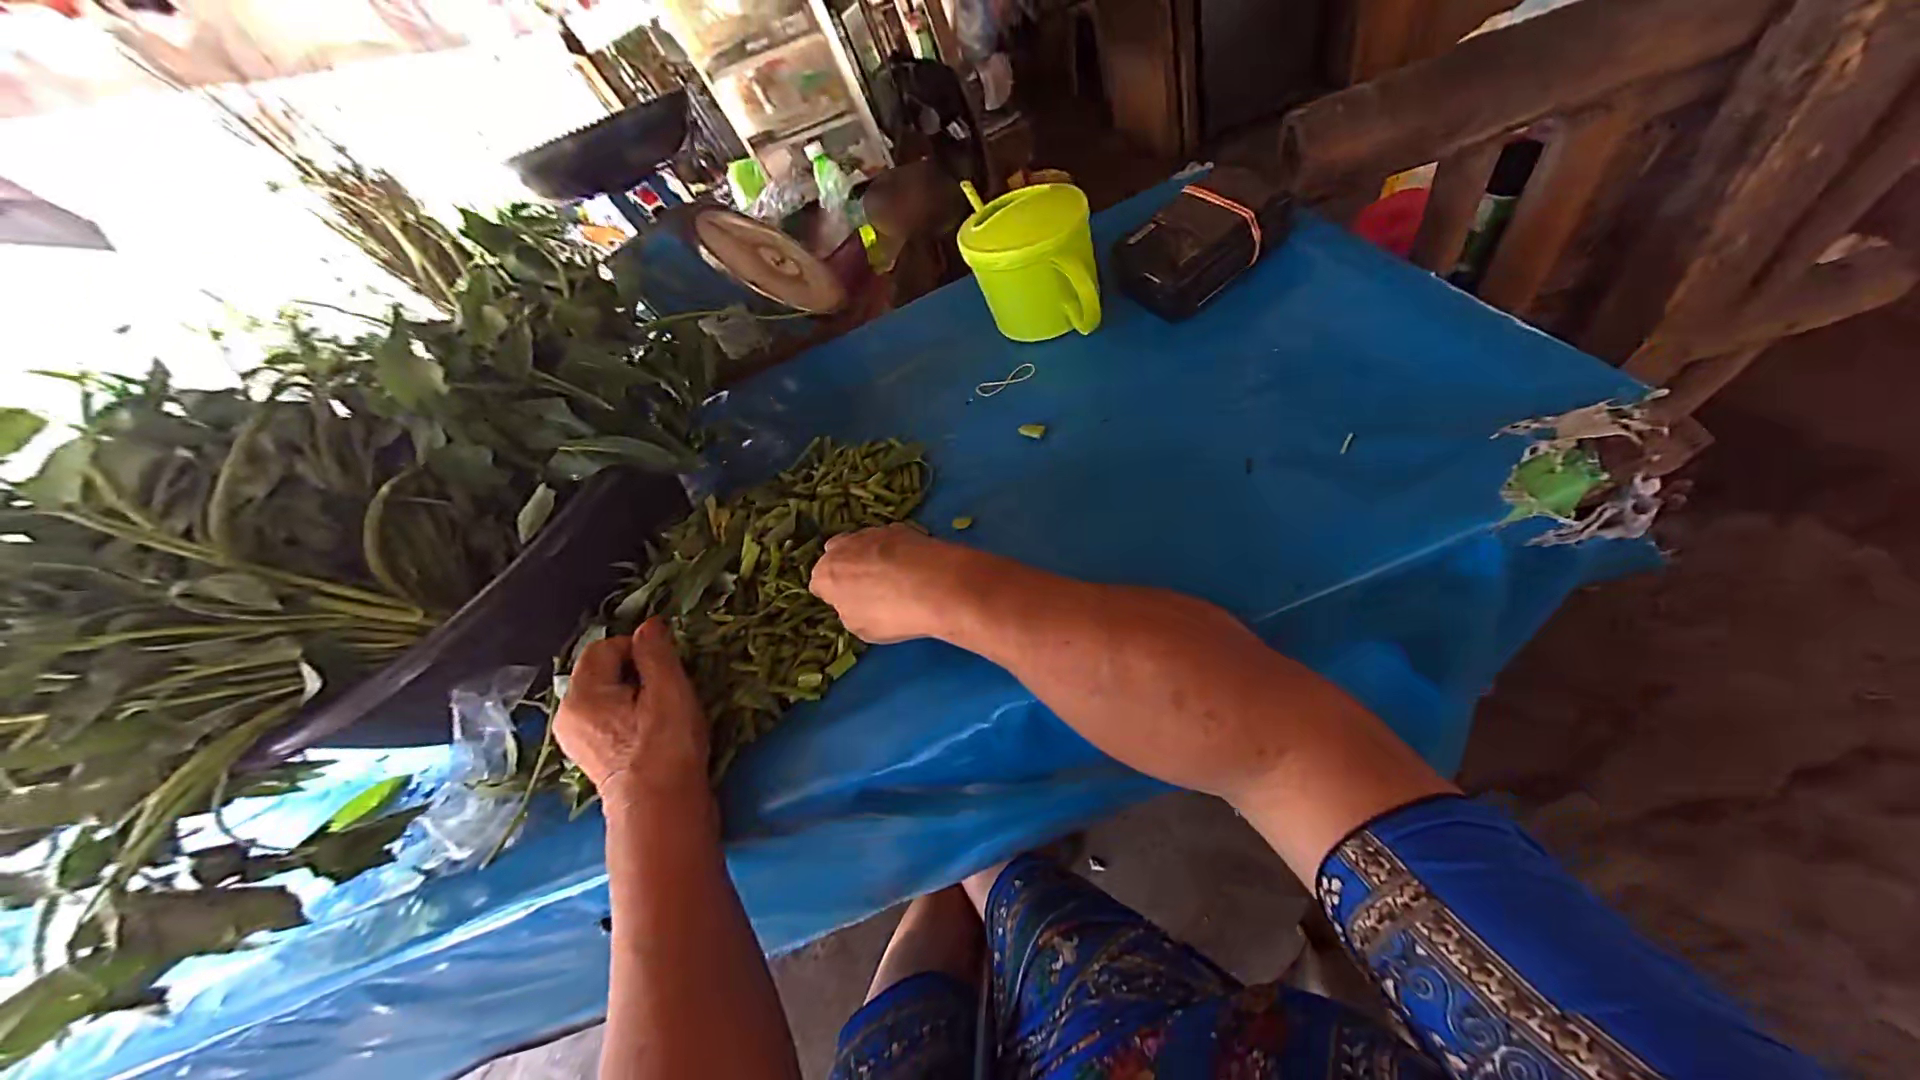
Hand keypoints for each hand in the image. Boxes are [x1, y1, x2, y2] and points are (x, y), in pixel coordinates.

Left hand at [553, 618, 708, 809]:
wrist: (660, 808)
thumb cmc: (667, 746)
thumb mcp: (669, 690)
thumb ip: (656, 652)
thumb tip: (649, 624)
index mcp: (581, 696)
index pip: (605, 647)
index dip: (639, 650)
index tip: (666, 671)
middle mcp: (568, 714)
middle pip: (602, 670)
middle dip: (635, 672)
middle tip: (666, 691)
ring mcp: (575, 738)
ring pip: (605, 694)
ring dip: (633, 693)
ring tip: (660, 712)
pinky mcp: (588, 754)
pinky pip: (605, 716)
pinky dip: (627, 714)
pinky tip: (649, 730)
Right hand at [809, 524, 974, 643]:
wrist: (938, 586)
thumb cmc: (892, 615)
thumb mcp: (861, 628)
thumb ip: (848, 610)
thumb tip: (853, 601)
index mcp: (826, 575)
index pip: (819, 583)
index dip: (833, 594)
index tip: (847, 603)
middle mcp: (843, 547)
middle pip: (836, 554)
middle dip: (846, 567)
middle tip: (866, 587)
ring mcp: (872, 532)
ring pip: (862, 543)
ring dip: (870, 556)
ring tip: (893, 577)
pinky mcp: (900, 527)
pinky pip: (889, 540)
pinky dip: (895, 550)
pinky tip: (911, 566)